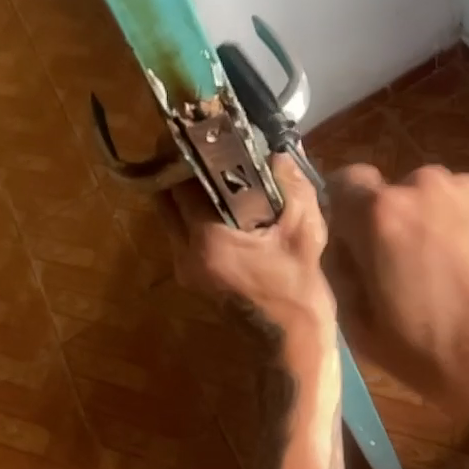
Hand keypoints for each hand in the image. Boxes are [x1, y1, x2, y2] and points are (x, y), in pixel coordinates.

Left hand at [161, 154, 334, 346]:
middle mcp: (185, 253)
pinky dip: (193, 207)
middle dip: (177, 165)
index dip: (181, 151)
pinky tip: (221, 194)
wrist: (292, 345)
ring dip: (183, 186)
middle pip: (164, 197)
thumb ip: (293, 187)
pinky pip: (182, 229)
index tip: (185, 123)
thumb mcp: (305, 233)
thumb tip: (279, 152)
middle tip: (196, 137)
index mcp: (207, 241)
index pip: (179, 184)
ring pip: (170, 214)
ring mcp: (185, 267)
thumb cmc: (299, 291)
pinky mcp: (193, 274)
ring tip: (209, 160)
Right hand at [328, 164, 468, 446]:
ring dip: (432, 230)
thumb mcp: (365, 333)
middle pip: (391, 197)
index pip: (342, 183)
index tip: (359, 256)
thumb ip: (341, 278)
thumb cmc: (442, 353)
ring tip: (455, 285)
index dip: (346, 218)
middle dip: (391, 228)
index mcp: (379, 212)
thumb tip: (345, 254)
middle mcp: (423, 184)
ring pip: (433, 203)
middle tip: (407, 282)